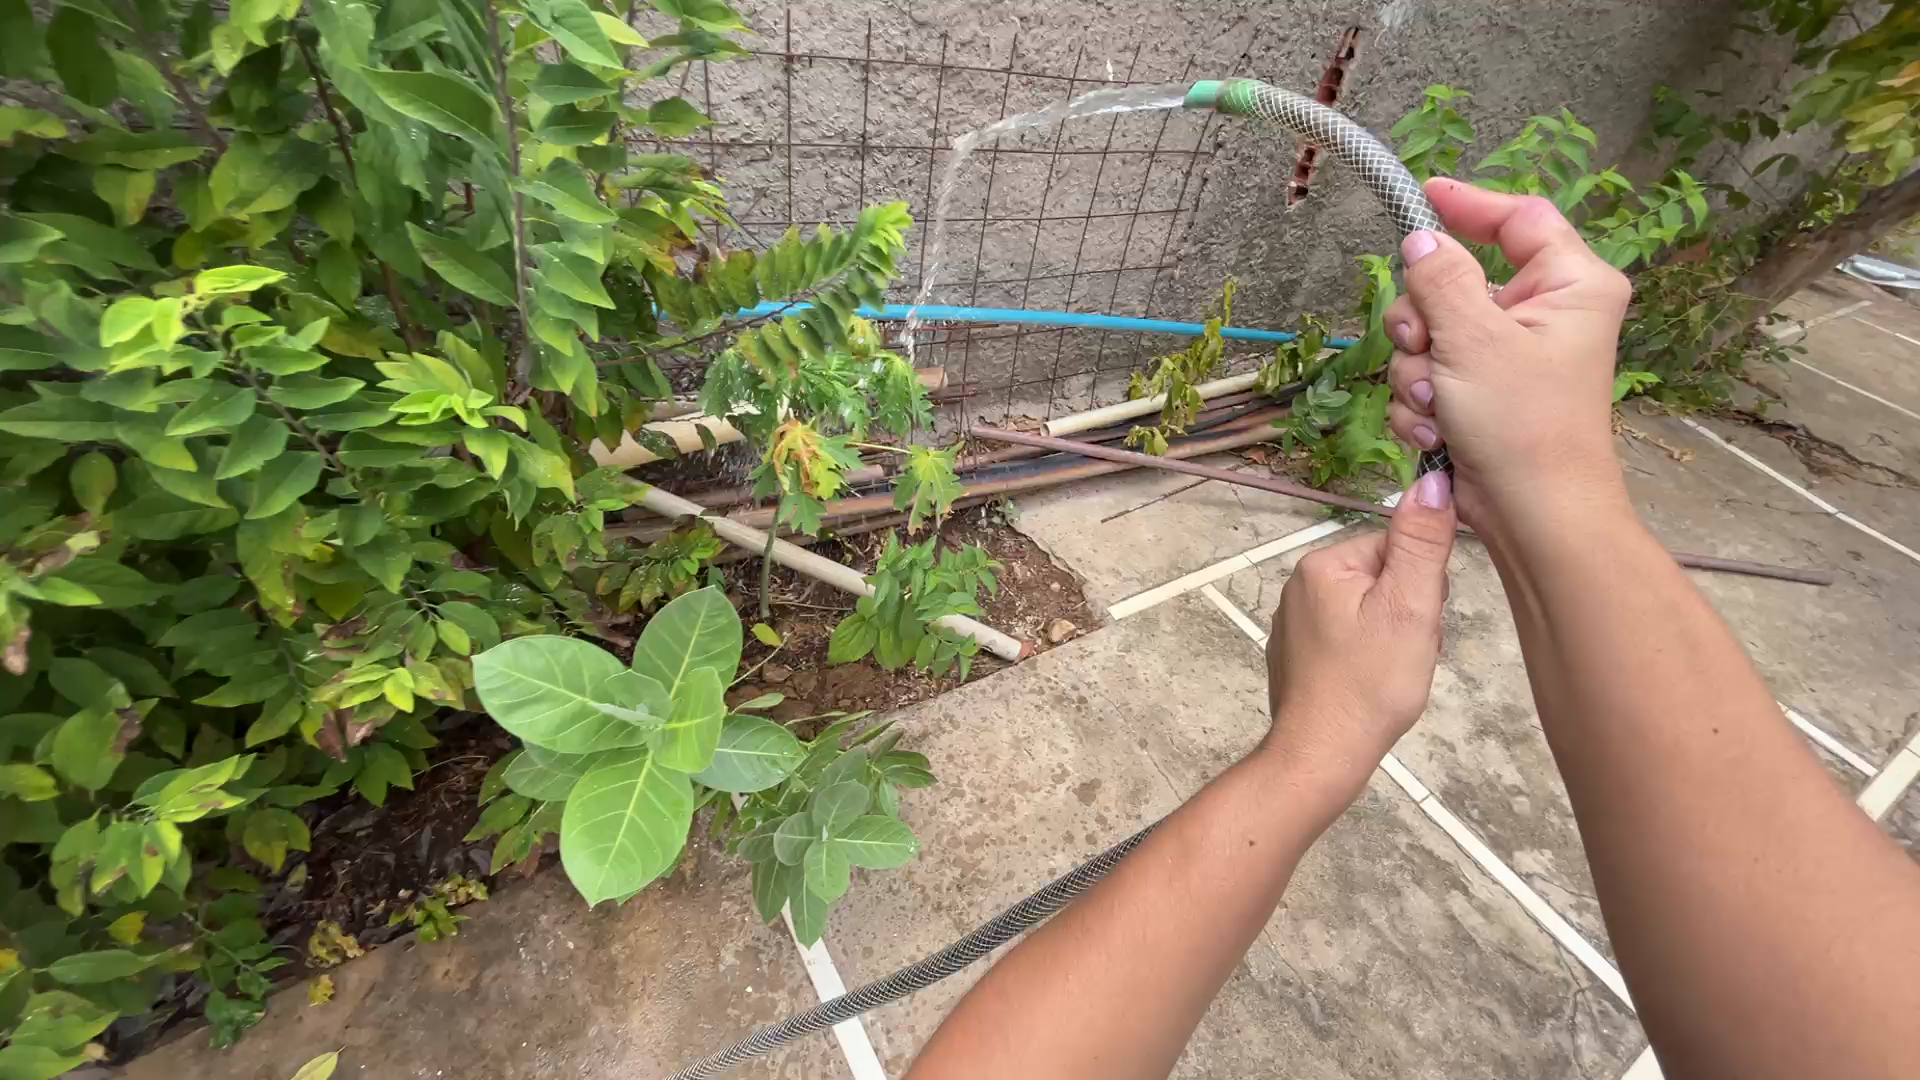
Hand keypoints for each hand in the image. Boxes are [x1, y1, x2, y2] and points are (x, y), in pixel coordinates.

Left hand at [1263, 471, 1457, 792]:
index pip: (1396, 547)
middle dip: (1408, 610)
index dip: (1422, 583)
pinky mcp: (1297, 649)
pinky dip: (1369, 652)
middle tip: (1405, 648)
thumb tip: (1430, 478)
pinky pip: (1349, 634)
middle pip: (1383, 577)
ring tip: (1390, 667)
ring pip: (1370, 609)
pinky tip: (1371, 679)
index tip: (1419, 619)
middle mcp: (1299, 583)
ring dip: (1394, 633)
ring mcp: (1294, 618)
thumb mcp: (1409, 607)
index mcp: (1322, 564)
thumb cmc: (1370, 680)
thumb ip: (1421, 543)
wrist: (1323, 749)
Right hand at [1383, 179, 1633, 540]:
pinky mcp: (1472, 392)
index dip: (1471, 205)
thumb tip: (1419, 238)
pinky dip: (1418, 404)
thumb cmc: (1522, 420)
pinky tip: (1436, 429)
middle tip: (1426, 352)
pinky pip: (1423, 378)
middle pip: (1451, 285)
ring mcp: (1500, 356)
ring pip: (1425, 339)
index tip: (1424, 196)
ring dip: (1416, 375)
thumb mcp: (1476, 340)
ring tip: (1438, 406)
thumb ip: (1442, 281)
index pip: (1519, 220)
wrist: (1528, 508)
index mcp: (1567, 286)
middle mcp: (1536, 315)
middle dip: (1422, 327)